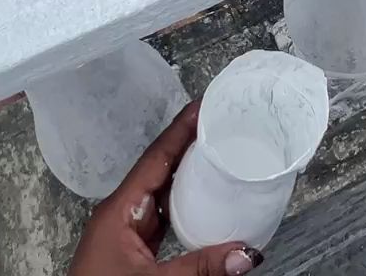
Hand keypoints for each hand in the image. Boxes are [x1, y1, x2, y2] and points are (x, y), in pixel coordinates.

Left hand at [66, 101, 263, 275]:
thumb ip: (200, 267)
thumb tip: (248, 254)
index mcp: (118, 210)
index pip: (156, 157)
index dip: (180, 130)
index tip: (204, 105)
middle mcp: (120, 214)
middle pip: (159, 169)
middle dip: (188, 146)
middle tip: (220, 125)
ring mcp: (125, 235)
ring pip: (161, 194)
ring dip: (187, 176)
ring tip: (218, 156)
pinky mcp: (131, 255)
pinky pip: (161, 219)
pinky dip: (183, 207)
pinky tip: (204, 206)